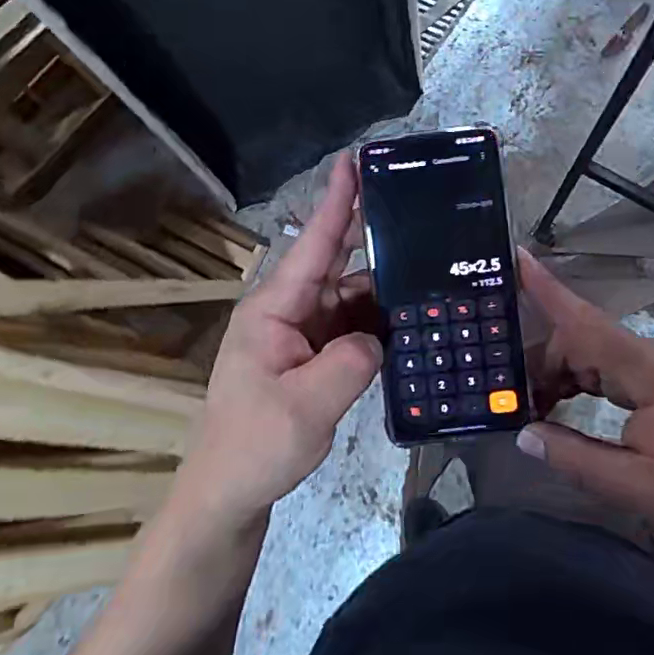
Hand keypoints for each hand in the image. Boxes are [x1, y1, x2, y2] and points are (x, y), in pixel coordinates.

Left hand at [176, 153, 381, 524]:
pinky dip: (374, 325)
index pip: (312, 245)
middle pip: (334, 264)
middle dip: (370, 237)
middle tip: (416, 212)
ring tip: (426, 275)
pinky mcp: (308, 358)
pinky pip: (348, 328)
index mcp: (274, 309)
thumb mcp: (307, 406)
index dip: (336, 202)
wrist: (227, 493)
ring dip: (381, 290)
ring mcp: (297, 335)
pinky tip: (406, 322)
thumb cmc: (254, 446)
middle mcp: (285, 311)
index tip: (354, 161)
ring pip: (347, 298)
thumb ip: (352, 363)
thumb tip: (377, 340)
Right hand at [514, 248, 653, 565]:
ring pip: (595, 355)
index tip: (517, 257)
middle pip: (583, 341)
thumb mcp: (640, 491)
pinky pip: (613, 369)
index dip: (548, 290)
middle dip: (541, 364)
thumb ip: (575, 458)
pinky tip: (564, 407)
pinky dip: (583, 383)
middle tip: (509, 399)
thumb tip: (525, 434)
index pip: (587, 323)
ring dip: (561, 376)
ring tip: (533, 410)